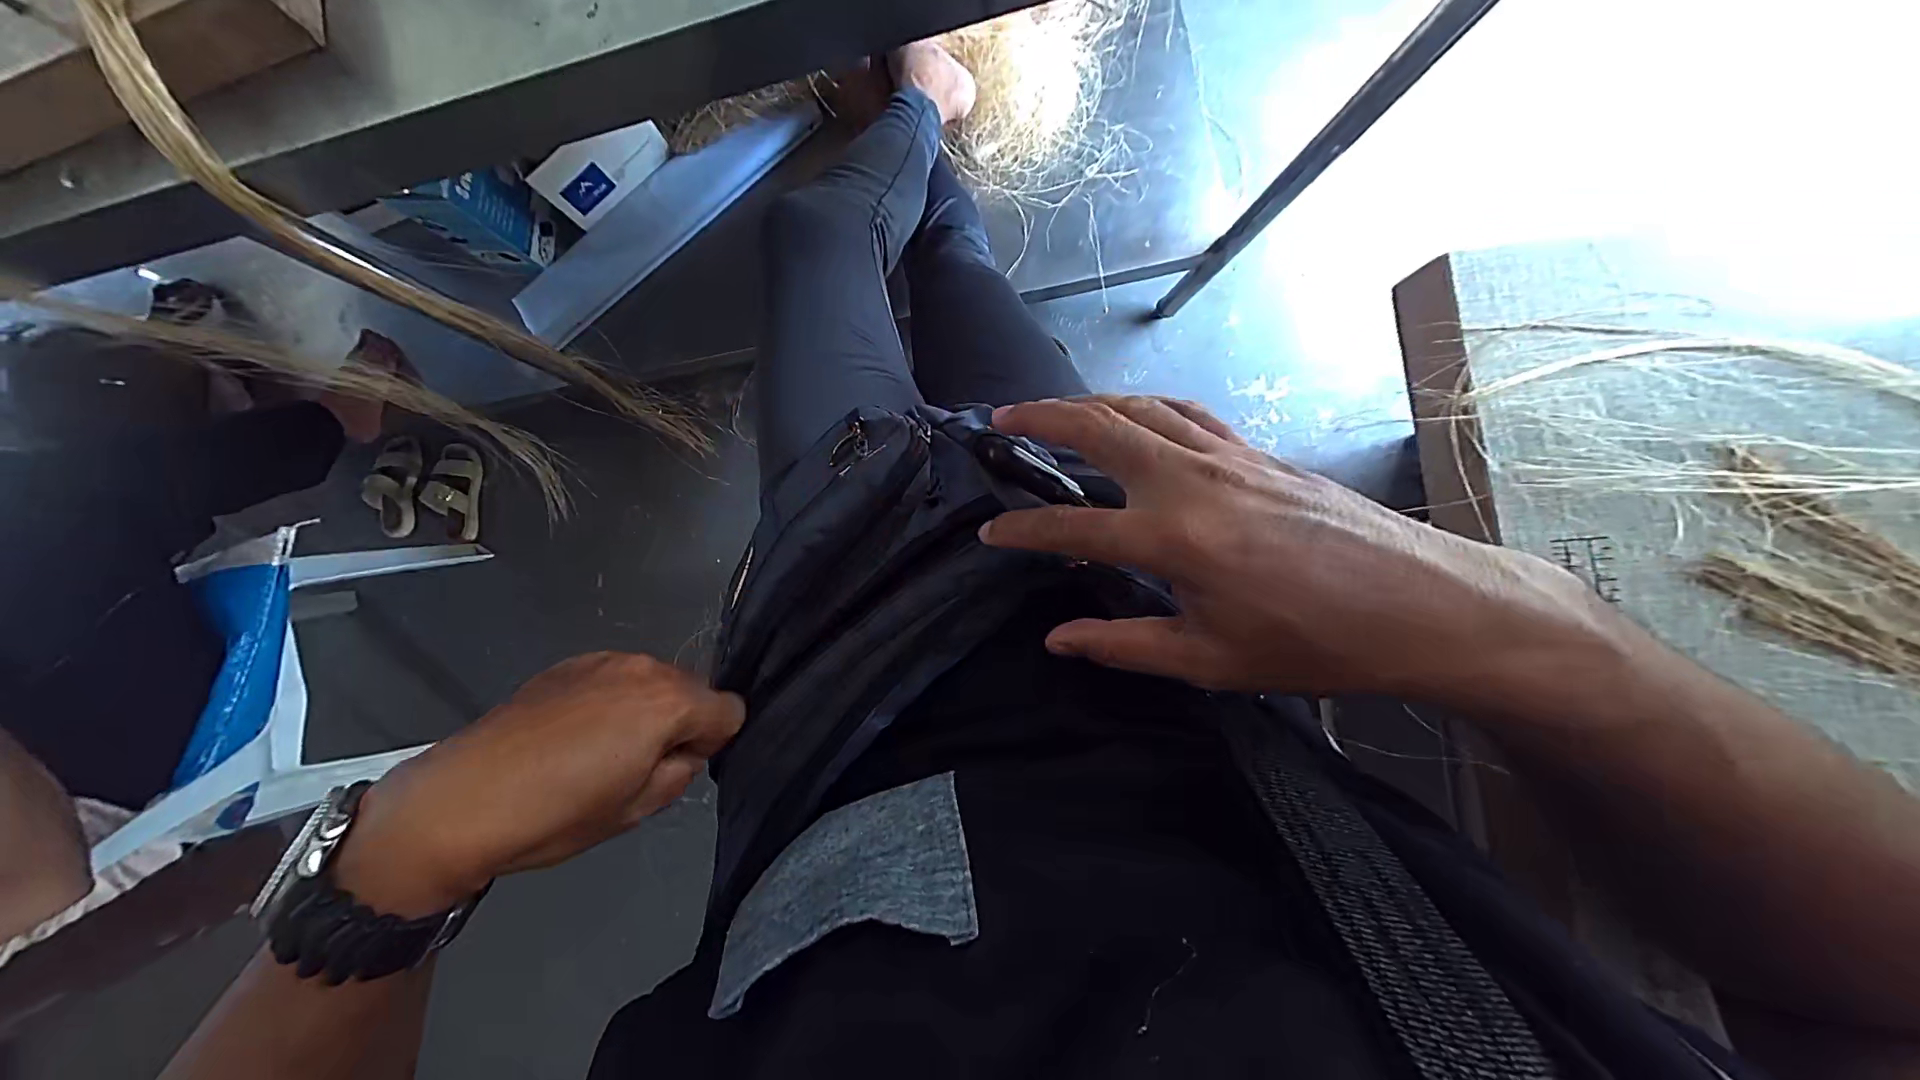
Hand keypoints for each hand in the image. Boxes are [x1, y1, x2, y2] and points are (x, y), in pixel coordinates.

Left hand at [334, 653, 743, 915]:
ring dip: (646, 708)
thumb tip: (684, 752)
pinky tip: (572, 733)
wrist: (456, 802)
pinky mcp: (569, 663)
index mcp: (669, 703)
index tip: (678, 767)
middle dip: (681, 722)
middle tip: (637, 764)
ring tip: (599, 749)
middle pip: (695, 690)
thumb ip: (681, 772)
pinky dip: (612, 698)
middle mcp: (644, 669)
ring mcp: (604, 660)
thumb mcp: (636, 810)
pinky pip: (616, 677)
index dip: (714, 743)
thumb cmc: (554, 815)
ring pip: (655, 681)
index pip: (731, 710)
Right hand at [979, 396, 1623, 708]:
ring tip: (1051, 409)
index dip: (1022, 532)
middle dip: (1041, 418)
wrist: (1424, 605)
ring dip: (1088, 403)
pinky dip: (1144, 405)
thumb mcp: (1211, 661)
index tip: (988, 534)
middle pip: (1100, 428)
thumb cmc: (1315, 644)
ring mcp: (1227, 457)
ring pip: (1141, 408)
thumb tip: (1058, 638)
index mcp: (1173, 539)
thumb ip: (1124, 645)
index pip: (1072, 527)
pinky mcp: (1256, 451)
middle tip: (1000, 418)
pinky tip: (1133, 414)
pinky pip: (1185, 412)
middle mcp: (1191, 481)